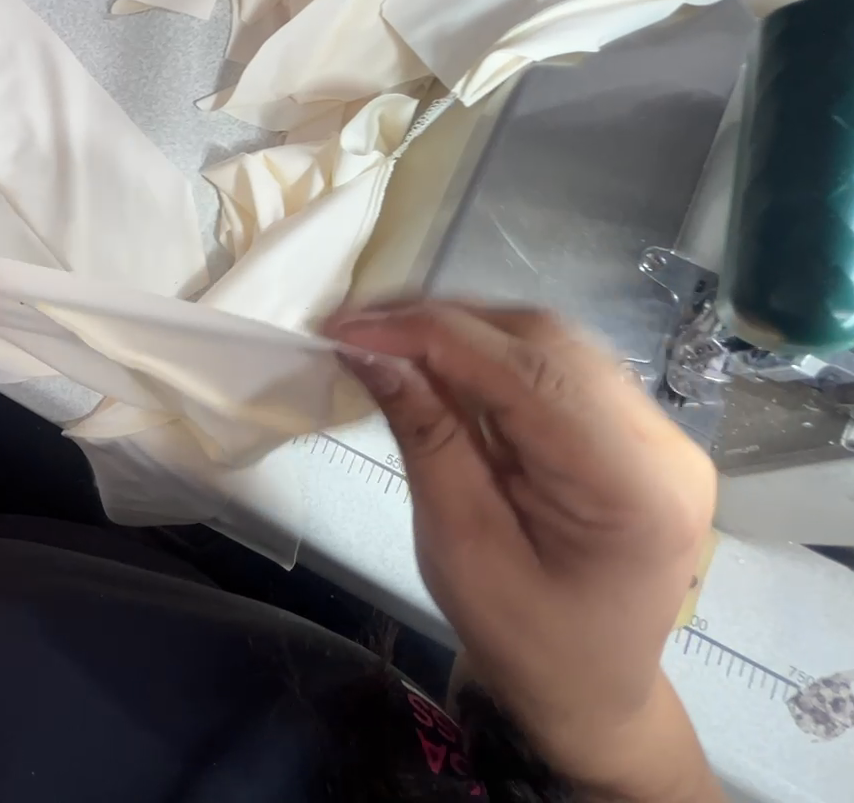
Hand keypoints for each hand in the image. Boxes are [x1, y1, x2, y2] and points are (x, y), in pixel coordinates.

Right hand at [325, 303, 719, 801]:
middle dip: (434, 320)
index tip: (340, 329)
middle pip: (540, 340)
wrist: (587, 680)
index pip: (522, 371)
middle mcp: (660, 442)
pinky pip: (546, 362)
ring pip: (543, 339)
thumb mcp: (456, 539)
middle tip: (349, 328)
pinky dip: (476, 349)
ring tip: (378, 337)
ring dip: (452, 327)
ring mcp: (653, 430)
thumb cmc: (519, 631)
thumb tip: (368, 354)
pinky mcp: (626, 427)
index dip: (424, 333)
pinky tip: (427, 358)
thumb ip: (424, 437)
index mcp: (627, 486)